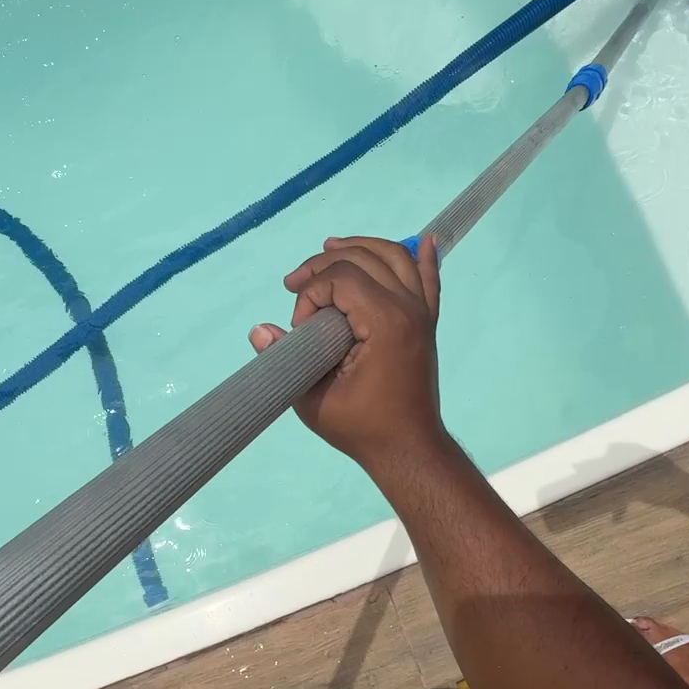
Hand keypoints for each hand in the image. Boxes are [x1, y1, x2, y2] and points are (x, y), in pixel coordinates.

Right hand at [249, 235, 446, 471]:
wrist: (408, 449)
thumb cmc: (361, 428)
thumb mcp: (313, 400)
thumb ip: (287, 360)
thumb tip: (259, 330)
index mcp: (385, 323)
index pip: (341, 278)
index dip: (311, 294)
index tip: (299, 329)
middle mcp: (409, 308)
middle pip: (365, 257)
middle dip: (324, 265)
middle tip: (294, 285)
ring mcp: (422, 313)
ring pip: (396, 257)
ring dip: (362, 247)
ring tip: (331, 248)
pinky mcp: (427, 323)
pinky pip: (430, 280)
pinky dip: (426, 257)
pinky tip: (426, 239)